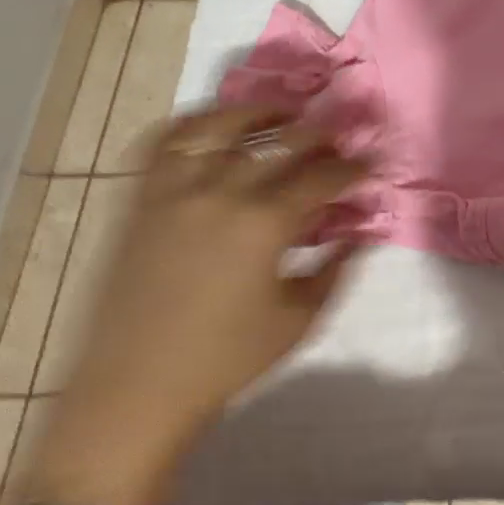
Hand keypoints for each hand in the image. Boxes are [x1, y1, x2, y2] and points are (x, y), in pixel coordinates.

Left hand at [19, 105, 367, 504]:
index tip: (370, 167)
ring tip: (283, 115)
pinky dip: (193, 124)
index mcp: (266, 223)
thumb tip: (360, 231)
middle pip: (285, 141)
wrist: (133, 390)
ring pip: (223, 126)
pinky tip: (216, 126)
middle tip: (338, 140)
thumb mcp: (299, 318)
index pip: (325, 175)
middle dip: (321, 134)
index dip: (354, 167)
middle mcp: (222, 193)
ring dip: (262, 114)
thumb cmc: (225, 360)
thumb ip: (337, 266)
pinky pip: (166, 143)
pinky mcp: (141, 200)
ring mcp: (175, 191)